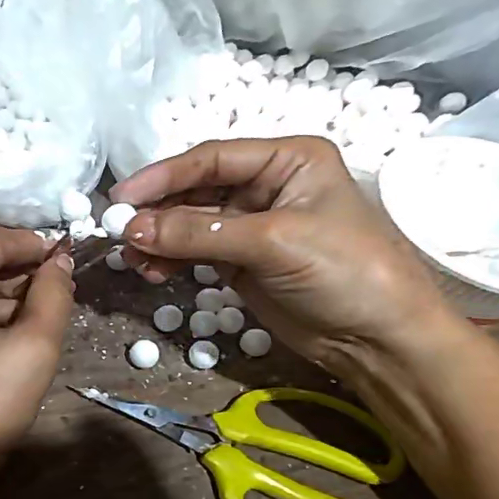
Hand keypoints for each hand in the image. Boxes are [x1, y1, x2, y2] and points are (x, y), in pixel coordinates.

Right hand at [111, 137, 454, 365]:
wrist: (379, 339)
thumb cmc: (344, 272)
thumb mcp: (273, 242)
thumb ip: (199, 233)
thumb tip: (131, 229)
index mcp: (287, 160)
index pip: (211, 158)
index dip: (163, 176)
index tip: (121, 199)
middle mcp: (266, 186)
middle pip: (195, 190)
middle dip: (157, 212)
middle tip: (119, 234)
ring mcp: (251, 226)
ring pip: (189, 223)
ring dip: (158, 239)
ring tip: (133, 260)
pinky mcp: (241, 262)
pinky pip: (194, 252)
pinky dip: (170, 259)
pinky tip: (153, 271)